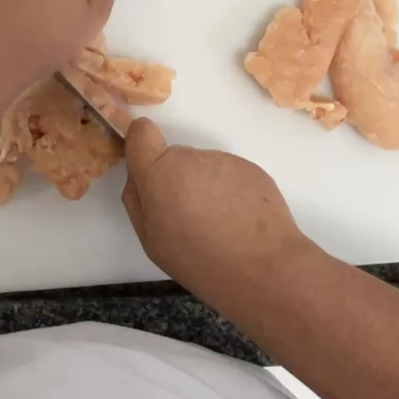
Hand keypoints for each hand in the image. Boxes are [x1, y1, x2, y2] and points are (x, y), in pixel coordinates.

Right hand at [121, 119, 319, 304]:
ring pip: (204, 168)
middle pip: (174, 158)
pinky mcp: (251, 168)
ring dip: (205, 187)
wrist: (260, 266)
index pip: (142, 133)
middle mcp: (190, 158)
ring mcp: (224, 161)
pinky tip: (237, 220)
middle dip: (176, 179)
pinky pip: (229, 175)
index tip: (149, 169)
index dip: (142, 145)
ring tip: (217, 223)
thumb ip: (137, 200)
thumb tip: (140, 179)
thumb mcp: (150, 238)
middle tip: (188, 216)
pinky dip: (229, 192)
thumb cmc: (195, 258)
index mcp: (158, 173)